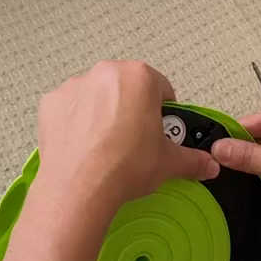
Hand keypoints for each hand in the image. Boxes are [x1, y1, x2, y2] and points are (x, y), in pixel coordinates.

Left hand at [35, 61, 217, 210]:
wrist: (78, 188)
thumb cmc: (125, 166)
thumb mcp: (168, 163)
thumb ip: (193, 160)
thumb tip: (209, 165)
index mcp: (140, 77)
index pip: (161, 87)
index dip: (164, 111)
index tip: (160, 130)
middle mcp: (106, 72)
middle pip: (127, 87)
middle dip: (132, 107)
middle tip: (134, 140)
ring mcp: (75, 85)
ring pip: (97, 95)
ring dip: (103, 111)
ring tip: (105, 146)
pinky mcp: (51, 102)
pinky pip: (70, 108)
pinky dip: (76, 121)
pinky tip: (82, 146)